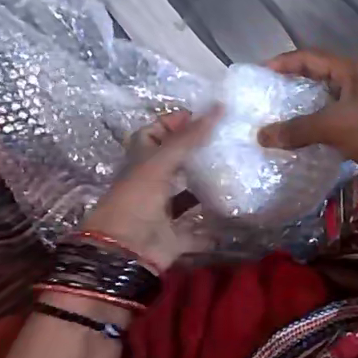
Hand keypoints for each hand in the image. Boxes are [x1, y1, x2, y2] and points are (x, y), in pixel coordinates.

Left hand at [80, 107, 219, 270]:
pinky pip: (196, 232)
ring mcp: (162, 212)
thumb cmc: (136, 198)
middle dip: (194, 154)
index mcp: (140, 162)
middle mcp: (150, 184)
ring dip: (204, 189)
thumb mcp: (160, 162)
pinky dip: (211, 230)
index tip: (200, 117)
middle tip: (223, 142)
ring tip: (232, 174)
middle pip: (172, 163)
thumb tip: (218, 107)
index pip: (153, 133)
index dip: (171, 123)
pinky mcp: (174, 237)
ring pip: (185, 197)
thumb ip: (187, 138)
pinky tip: (231, 218)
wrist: (125, 250)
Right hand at [257, 50, 357, 167]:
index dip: (284, 63)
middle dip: (295, 84)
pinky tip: (310, 133)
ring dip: (309, 105)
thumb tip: (262, 136)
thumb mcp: (332, 126)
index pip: (310, 57)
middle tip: (272, 95)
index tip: (262, 71)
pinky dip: (323, 121)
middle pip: (321, 75)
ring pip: (331, 96)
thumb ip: (297, 129)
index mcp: (353, 68)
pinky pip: (341, 114)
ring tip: (286, 116)